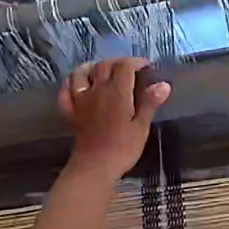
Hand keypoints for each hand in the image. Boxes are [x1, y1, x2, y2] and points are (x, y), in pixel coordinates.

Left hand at [57, 57, 169, 180]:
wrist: (94, 166)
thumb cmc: (122, 149)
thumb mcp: (141, 127)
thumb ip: (150, 103)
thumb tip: (163, 84)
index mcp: (117, 93)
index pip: (125, 67)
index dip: (136, 62)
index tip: (145, 66)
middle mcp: (97, 90)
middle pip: (104, 66)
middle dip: (117, 62)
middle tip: (127, 68)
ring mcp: (80, 100)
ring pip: (80, 73)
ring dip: (91, 66)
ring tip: (99, 69)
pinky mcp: (71, 112)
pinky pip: (65, 92)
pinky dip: (69, 84)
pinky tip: (75, 85)